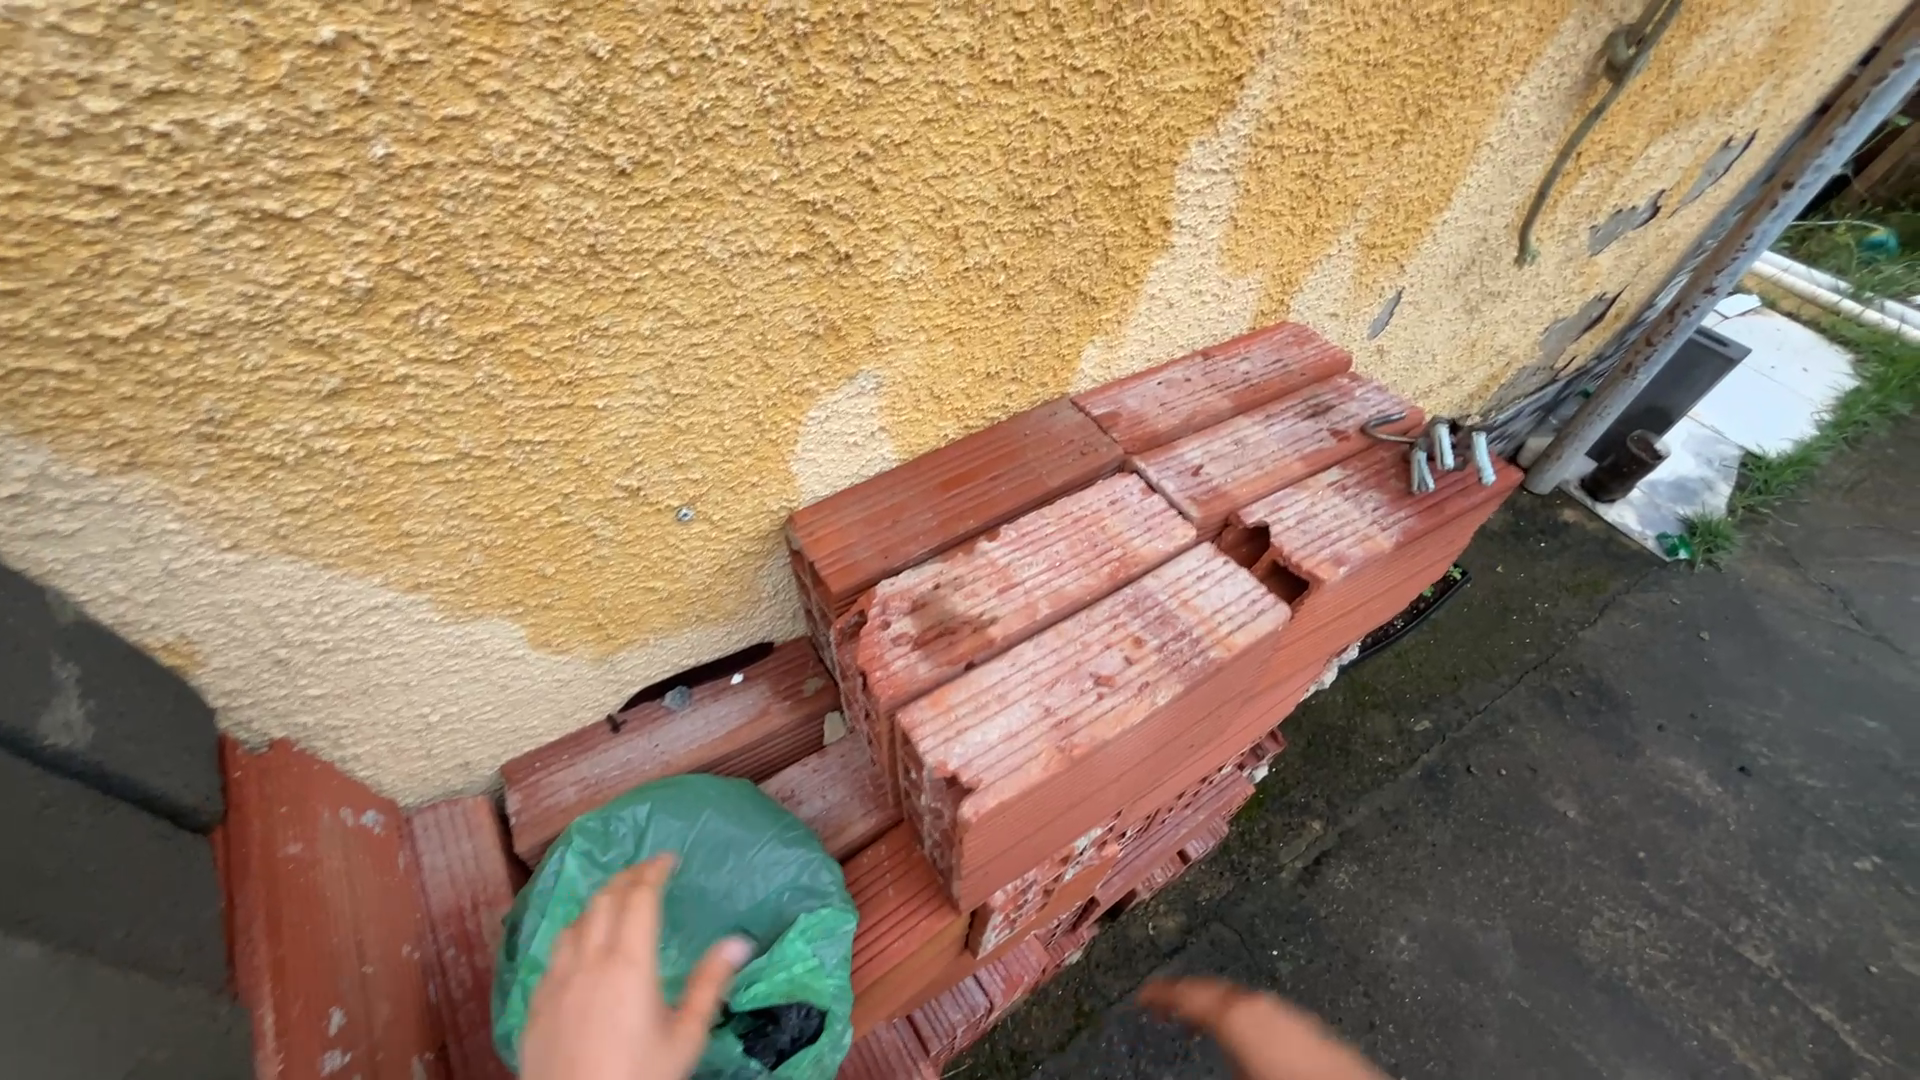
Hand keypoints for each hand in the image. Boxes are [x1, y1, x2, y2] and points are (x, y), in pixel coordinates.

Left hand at [520, 854, 753, 1079]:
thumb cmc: (638, 1078)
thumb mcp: (685, 1037)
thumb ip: (709, 985)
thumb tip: (739, 941)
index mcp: (629, 963)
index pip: (639, 897)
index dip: (654, 870)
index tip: (669, 858)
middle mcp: (589, 962)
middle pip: (604, 900)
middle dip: (627, 877)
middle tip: (649, 870)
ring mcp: (556, 984)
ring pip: (574, 922)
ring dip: (599, 902)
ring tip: (616, 899)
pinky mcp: (535, 1007)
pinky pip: (554, 953)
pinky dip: (574, 934)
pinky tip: (582, 948)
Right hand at [1138, 977, 1388, 1079]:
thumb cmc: (1286, 1075)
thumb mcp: (1236, 1072)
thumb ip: (1207, 1052)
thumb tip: (1183, 1025)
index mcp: (1237, 1011)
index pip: (1189, 993)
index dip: (1161, 993)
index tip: (1142, 994)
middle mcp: (1264, 1002)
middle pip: (1218, 991)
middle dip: (1192, 996)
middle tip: (1167, 1005)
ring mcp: (1296, 1015)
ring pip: (1248, 1002)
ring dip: (1222, 1008)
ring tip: (1203, 1022)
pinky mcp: (1321, 1035)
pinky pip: (1272, 1017)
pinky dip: (1251, 1021)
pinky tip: (1253, 1041)